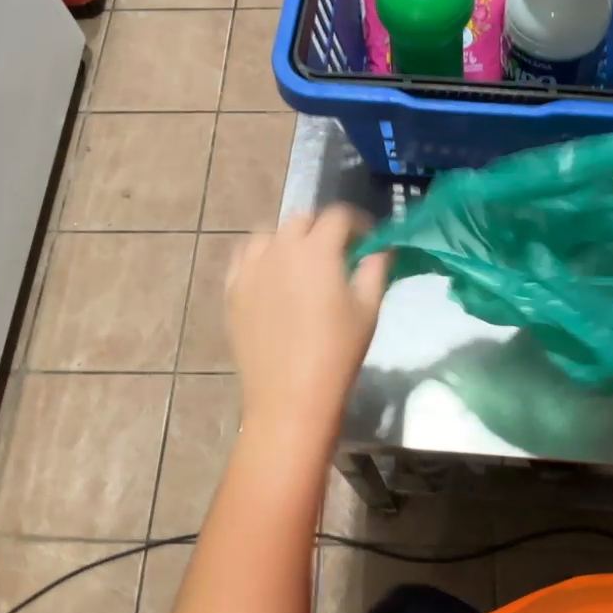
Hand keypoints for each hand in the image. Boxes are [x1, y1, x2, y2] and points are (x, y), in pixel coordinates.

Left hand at [224, 206, 390, 432]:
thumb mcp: (368, 310)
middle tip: (336, 253)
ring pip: (268, 234)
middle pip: (301, 219)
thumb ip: (375, 270)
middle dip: (321, 228)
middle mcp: (280, 249)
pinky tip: (270, 277)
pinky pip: (243, 258)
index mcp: (317, 250)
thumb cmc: (337, 352)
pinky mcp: (232, 290)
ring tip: (299, 263)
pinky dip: (259, 258)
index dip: (356, 223)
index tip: (367, 240)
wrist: (290, 395)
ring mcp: (250, 268)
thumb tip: (380, 250)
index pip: (337, 216)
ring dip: (287, 240)